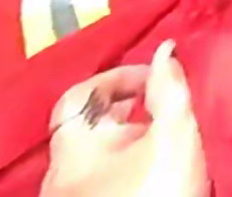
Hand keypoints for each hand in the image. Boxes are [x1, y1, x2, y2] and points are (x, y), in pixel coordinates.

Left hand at [40, 41, 207, 196]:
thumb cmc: (157, 194)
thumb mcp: (174, 133)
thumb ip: (170, 88)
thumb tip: (165, 50)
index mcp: (72, 153)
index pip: (76, 97)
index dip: (116, 77)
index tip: (155, 79)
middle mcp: (58, 180)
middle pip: (86, 124)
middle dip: (127, 105)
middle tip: (163, 105)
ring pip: (93, 153)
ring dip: (128, 134)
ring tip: (163, 134)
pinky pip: (98, 177)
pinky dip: (123, 160)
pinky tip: (152, 166)